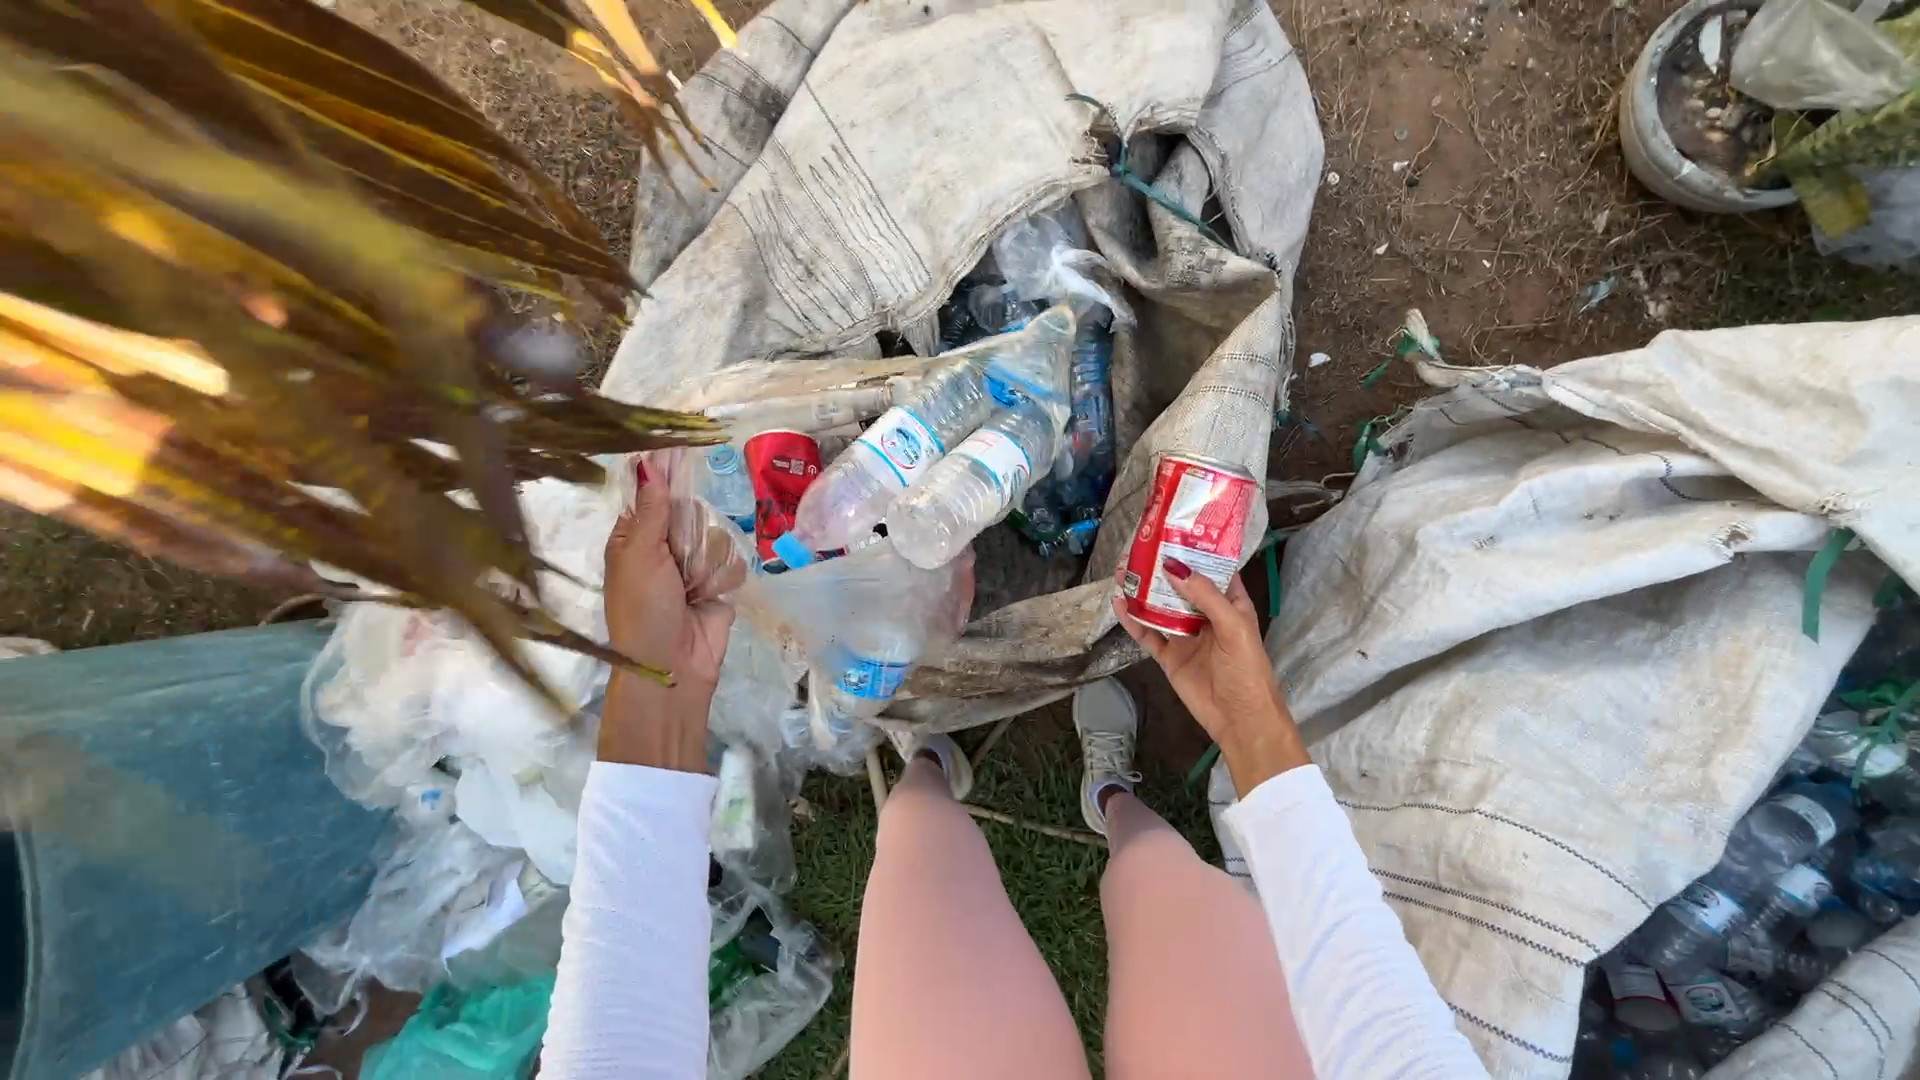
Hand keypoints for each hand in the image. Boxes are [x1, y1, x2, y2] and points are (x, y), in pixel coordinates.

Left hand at [600, 465, 735, 770]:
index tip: (681, 457)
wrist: (672, 665)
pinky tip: (709, 597)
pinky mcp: (719, 585)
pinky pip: (732, 563)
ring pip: (715, 536)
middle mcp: (664, 548)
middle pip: (691, 512)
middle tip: (677, 558)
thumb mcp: (640, 555)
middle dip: (690, 533)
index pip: (653, 495)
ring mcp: (693, 567)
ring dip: (706, 562)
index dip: (666, 479)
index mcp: (634, 539)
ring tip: (692, 589)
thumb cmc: (644, 608)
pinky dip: (722, 580)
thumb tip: (646, 462)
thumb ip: (651, 509)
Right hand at [1112, 559, 1309, 795]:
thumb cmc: (1247, 670)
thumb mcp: (1233, 627)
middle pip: (1180, 586)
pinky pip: (1148, 634)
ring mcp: (1185, 635)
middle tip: (1138, 549)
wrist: (1240, 720)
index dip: (1196, 551)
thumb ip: (1204, 596)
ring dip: (1143, 591)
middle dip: (1161, 568)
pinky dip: (1133, 620)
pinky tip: (1120, 605)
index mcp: (1230, 604)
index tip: (1174, 530)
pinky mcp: (1169, 656)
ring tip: (1123, 572)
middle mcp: (1206, 615)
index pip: (1213, 570)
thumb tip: (1173, 566)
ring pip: (1160, 607)